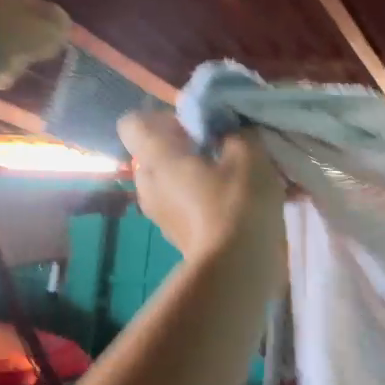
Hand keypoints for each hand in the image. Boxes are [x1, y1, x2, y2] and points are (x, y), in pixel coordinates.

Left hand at [118, 111, 283, 259]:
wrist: (238, 268)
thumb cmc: (238, 203)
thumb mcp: (250, 154)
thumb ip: (238, 132)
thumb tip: (232, 130)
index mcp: (157, 158)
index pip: (134, 122)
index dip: (164, 116)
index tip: (199, 123)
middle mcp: (149, 183)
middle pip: (158, 152)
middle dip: (190, 146)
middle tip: (226, 148)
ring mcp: (160, 213)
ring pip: (175, 179)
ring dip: (203, 174)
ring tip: (242, 178)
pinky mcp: (178, 235)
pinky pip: (188, 203)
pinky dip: (210, 198)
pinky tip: (247, 204)